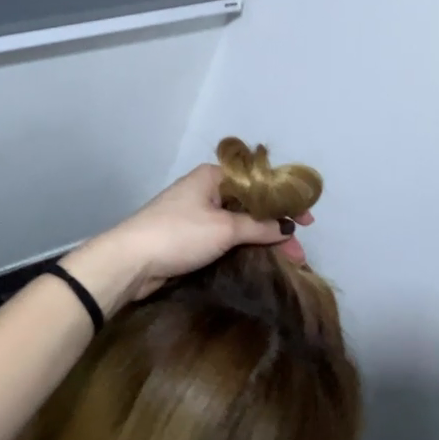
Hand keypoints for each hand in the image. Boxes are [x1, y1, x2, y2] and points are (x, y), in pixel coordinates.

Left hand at [63, 164, 305, 308]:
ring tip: (289, 259)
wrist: (130, 262)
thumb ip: (259, 226)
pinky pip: (225, 238)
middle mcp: (205, 191)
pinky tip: (262, 260)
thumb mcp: (224, 228)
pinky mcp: (190, 239)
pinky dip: (245, 247)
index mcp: (212, 177)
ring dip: (263, 239)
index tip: (308, 219)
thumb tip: (287, 227)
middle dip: (277, 225)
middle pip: (250, 204)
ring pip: (239, 223)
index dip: (284, 199)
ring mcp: (196, 215)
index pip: (257, 182)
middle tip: (299, 251)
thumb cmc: (178, 234)